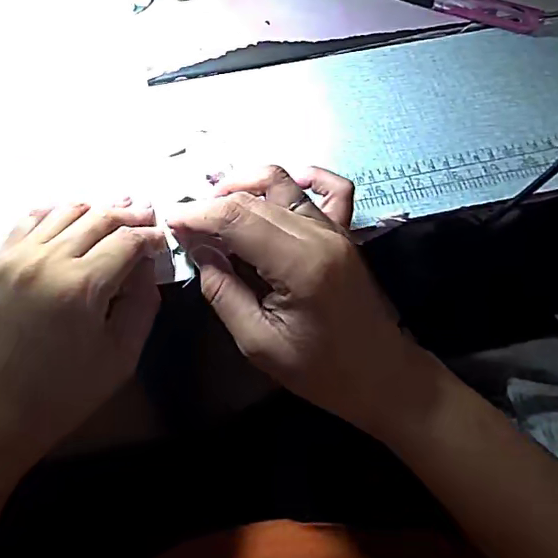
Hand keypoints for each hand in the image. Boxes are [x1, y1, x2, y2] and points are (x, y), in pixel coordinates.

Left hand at [0, 203, 166, 479]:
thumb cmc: (62, 394)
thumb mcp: (120, 357)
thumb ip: (141, 303)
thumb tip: (145, 263)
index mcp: (81, 286)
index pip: (125, 241)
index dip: (149, 235)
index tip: (162, 237)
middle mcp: (47, 259)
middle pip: (96, 218)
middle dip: (127, 213)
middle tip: (146, 212)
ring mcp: (16, 256)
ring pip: (63, 212)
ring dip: (93, 209)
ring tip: (114, 209)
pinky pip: (28, 220)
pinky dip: (54, 212)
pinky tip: (69, 216)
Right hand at [168, 166, 442, 437]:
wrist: (386, 380)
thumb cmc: (322, 371)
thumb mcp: (257, 342)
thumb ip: (222, 290)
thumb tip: (198, 249)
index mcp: (299, 264)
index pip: (236, 217)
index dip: (197, 215)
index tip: (170, 222)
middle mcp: (319, 235)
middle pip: (253, 197)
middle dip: (210, 203)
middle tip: (184, 223)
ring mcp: (335, 229)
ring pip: (281, 182)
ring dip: (242, 185)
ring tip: (214, 205)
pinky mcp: (344, 232)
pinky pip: (329, 188)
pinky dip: (301, 177)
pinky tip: (276, 188)